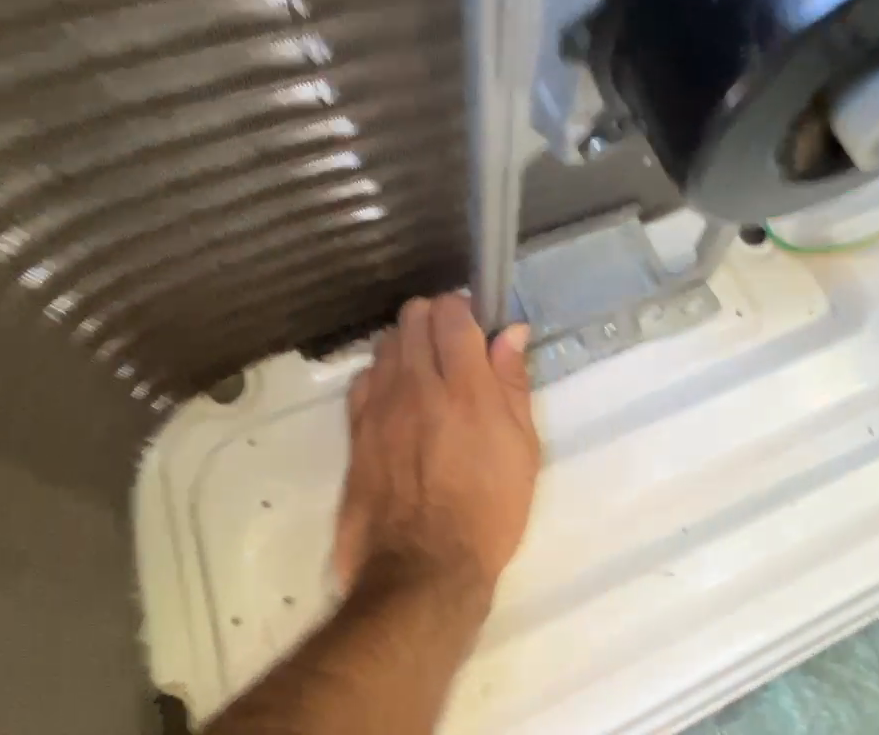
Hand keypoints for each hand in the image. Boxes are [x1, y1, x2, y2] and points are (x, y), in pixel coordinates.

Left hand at [332, 294, 539, 597]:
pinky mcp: (355, 429)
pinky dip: (382, 375)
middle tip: (453, 346)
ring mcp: (380, 406)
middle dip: (435, 318)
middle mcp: (417, 385)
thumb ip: (512, 383)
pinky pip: (364, 377)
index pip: (452, 312)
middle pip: (413, 316)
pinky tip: (397, 399)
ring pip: (386, 342)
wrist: (423, 570)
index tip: (477, 324)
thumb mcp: (522, 449)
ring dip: (408, 344)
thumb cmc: (488, 511)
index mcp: (465, 387)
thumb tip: (510, 333)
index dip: (464, 307)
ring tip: (425, 373)